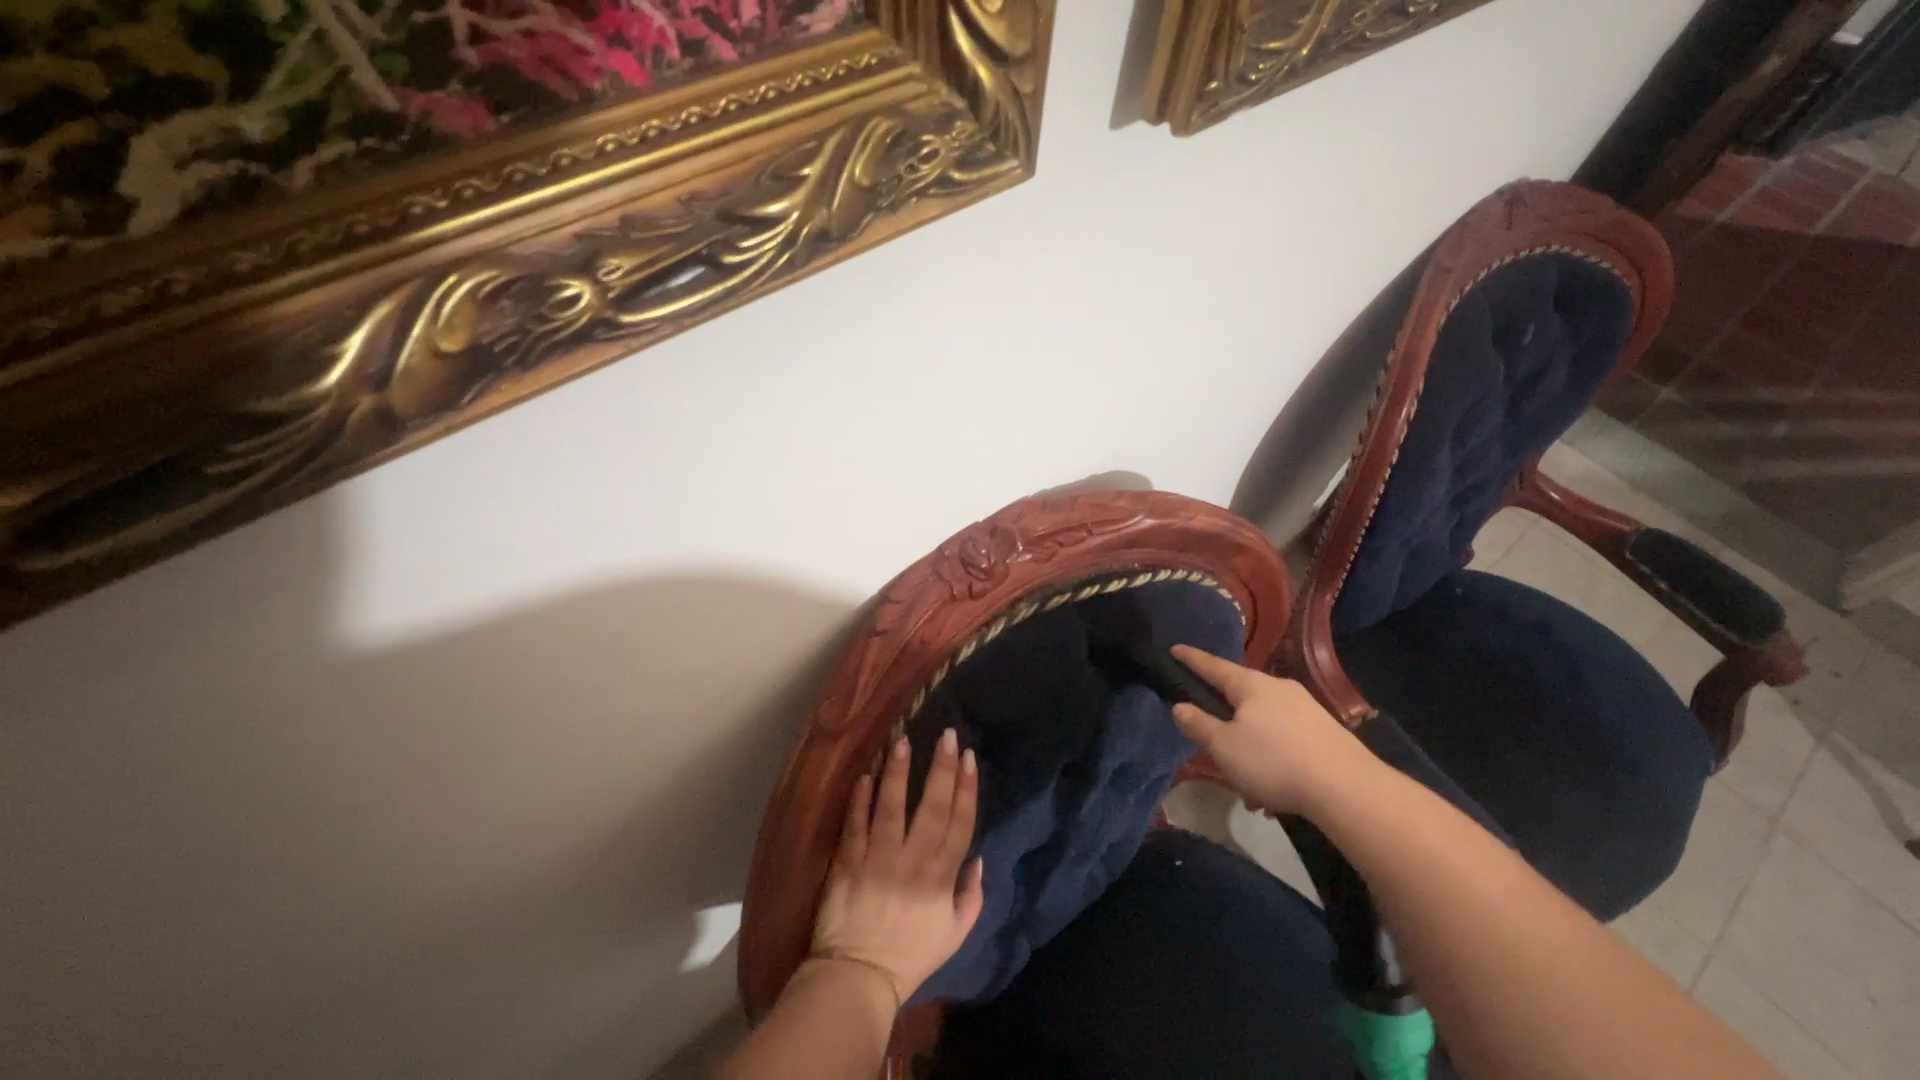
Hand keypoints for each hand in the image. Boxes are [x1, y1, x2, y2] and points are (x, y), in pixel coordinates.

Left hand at [810, 727, 983, 1004]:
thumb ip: (972, 896)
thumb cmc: (911, 957)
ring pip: (892, 806)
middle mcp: (914, 861)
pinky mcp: (848, 862)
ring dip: (898, 773)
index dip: (966, 788)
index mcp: (943, 877)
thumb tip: (978, 860)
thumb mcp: (956, 934)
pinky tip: (865, 774)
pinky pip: (855, 823)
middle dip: (940, 768)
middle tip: (945, 735)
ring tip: (902, 741)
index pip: (960, 822)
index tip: (968, 759)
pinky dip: (859, 799)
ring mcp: (879, 859)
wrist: (859, 976)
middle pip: (932, 806)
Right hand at [1169, 645, 1380, 817]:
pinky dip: (1272, 761)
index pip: (1213, 666)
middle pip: (1241, 698)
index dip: (1191, 659)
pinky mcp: (1324, 733)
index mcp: (1251, 685)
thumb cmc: (1273, 760)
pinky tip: (1273, 794)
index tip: (1174, 649)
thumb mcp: (1223, 747)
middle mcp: (1280, 688)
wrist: (1345, 787)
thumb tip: (1180, 706)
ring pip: (1264, 726)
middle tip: (1211, 744)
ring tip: (1247, 787)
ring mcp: (1306, 709)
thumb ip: (1198, 725)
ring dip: (1250, 752)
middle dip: (1225, 723)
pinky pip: (1285, 742)